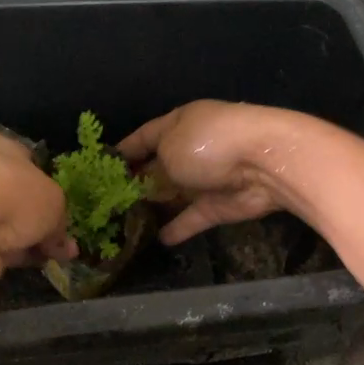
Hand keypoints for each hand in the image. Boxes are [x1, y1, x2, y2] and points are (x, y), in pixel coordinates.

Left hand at [0, 133, 76, 286]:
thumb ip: (58, 222)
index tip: (61, 212)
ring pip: (6, 228)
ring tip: (53, 259)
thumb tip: (59, 243)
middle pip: (18, 201)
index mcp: (0, 147)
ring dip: (28, 244)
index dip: (47, 189)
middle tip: (63, 245)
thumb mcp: (55, 202)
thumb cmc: (16, 194)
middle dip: (41, 225)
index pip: (28, 165)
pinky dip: (6, 258)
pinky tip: (24, 263)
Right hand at [118, 101, 313, 244]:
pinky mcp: (219, 205)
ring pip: (174, 195)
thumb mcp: (168, 147)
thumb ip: (150, 168)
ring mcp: (207, 179)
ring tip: (124, 225)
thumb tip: (142, 182)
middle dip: (136, 184)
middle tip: (106, 204)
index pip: (144, 136)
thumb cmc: (209, 144)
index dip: (123, 151)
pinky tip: (155, 240)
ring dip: (154, 208)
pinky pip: (192, 218)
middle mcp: (192, 149)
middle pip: (158, 168)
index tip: (99, 168)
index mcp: (179, 124)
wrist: (264, 163)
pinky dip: (177, 228)